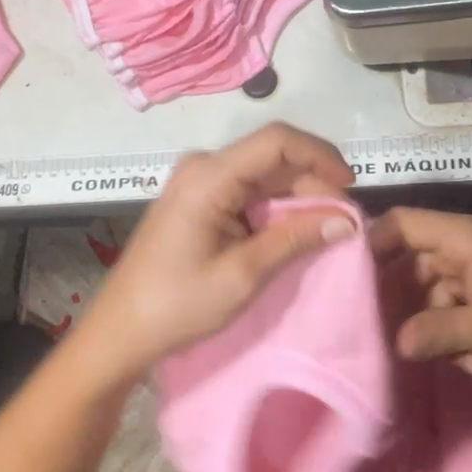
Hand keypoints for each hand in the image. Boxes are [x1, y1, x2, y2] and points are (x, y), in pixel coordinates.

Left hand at [81, 124, 356, 377]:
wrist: (120, 331)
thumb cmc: (177, 304)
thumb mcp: (243, 275)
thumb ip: (295, 240)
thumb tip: (348, 220)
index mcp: (209, 176)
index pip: (277, 141)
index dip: (320, 155)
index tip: (351, 187)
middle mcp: (204, 167)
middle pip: (273, 156)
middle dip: (314, 182)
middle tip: (344, 221)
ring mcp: (200, 182)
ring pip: (265, 174)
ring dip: (299, 197)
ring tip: (327, 229)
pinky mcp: (200, 200)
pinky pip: (249, 191)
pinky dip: (278, 208)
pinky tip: (297, 232)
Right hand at [369, 207, 471, 374]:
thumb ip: (443, 331)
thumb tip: (395, 344)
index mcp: (460, 236)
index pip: (400, 223)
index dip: (370, 243)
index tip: (346, 279)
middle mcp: (459, 246)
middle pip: (407, 265)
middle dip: (402, 306)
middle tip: (384, 338)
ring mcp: (470, 268)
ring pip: (429, 295)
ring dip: (438, 331)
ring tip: (463, 363)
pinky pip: (451, 309)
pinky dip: (458, 336)